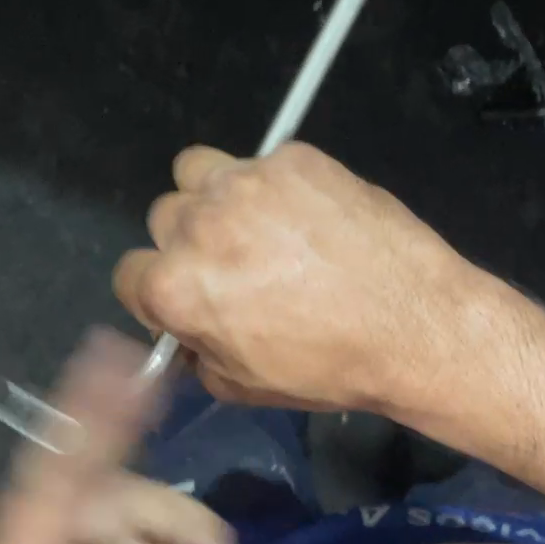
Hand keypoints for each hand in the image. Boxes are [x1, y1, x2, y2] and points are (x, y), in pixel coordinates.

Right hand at [114, 143, 479, 411]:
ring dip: (215, 198)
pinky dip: (275, 187)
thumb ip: (196, 354)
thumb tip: (186, 333)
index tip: (189, 299)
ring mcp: (247, 181)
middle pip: (165, 218)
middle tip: (236, 264)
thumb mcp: (243, 385)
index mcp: (177, 285)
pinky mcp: (293, 158)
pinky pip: (261, 164)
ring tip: (259, 224)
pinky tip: (311, 216)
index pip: (129, 274)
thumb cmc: (329, 368)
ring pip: (198, 172)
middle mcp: (200, 224)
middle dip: (189, 244)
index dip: (156, 294)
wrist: (415, 325)